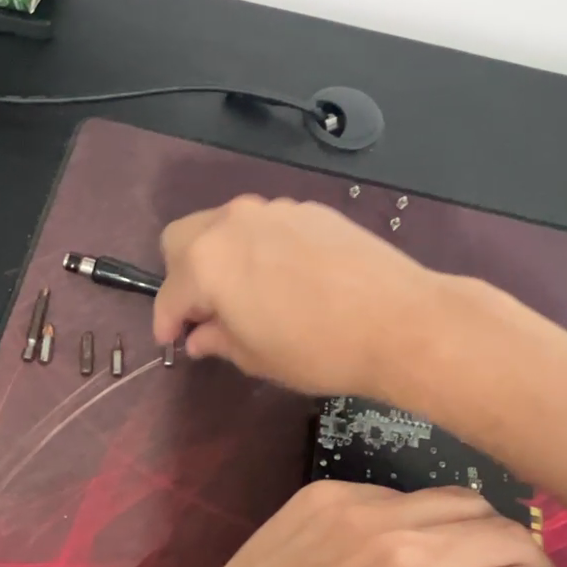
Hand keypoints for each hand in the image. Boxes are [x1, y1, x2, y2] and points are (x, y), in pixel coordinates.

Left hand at [88, 481, 563, 566]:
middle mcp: (416, 554)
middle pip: (513, 534)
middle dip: (524, 564)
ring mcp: (369, 513)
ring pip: (462, 501)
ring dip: (475, 533)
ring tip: (454, 563)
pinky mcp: (330, 492)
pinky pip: (400, 496)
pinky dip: (413, 522)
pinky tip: (385, 552)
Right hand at [152, 195, 456, 397]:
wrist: (400, 321)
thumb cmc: (316, 349)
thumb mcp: (255, 357)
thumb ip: (217, 340)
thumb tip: (199, 337)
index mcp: (206, 262)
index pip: (169, 294)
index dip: (166, 323)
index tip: (173, 342)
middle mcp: (231, 224)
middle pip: (181, 239)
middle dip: (182, 276)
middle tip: (204, 311)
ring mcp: (272, 210)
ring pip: (224, 227)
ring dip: (220, 258)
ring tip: (246, 294)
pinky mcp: (308, 210)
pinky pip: (265, 226)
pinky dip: (259, 249)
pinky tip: (286, 280)